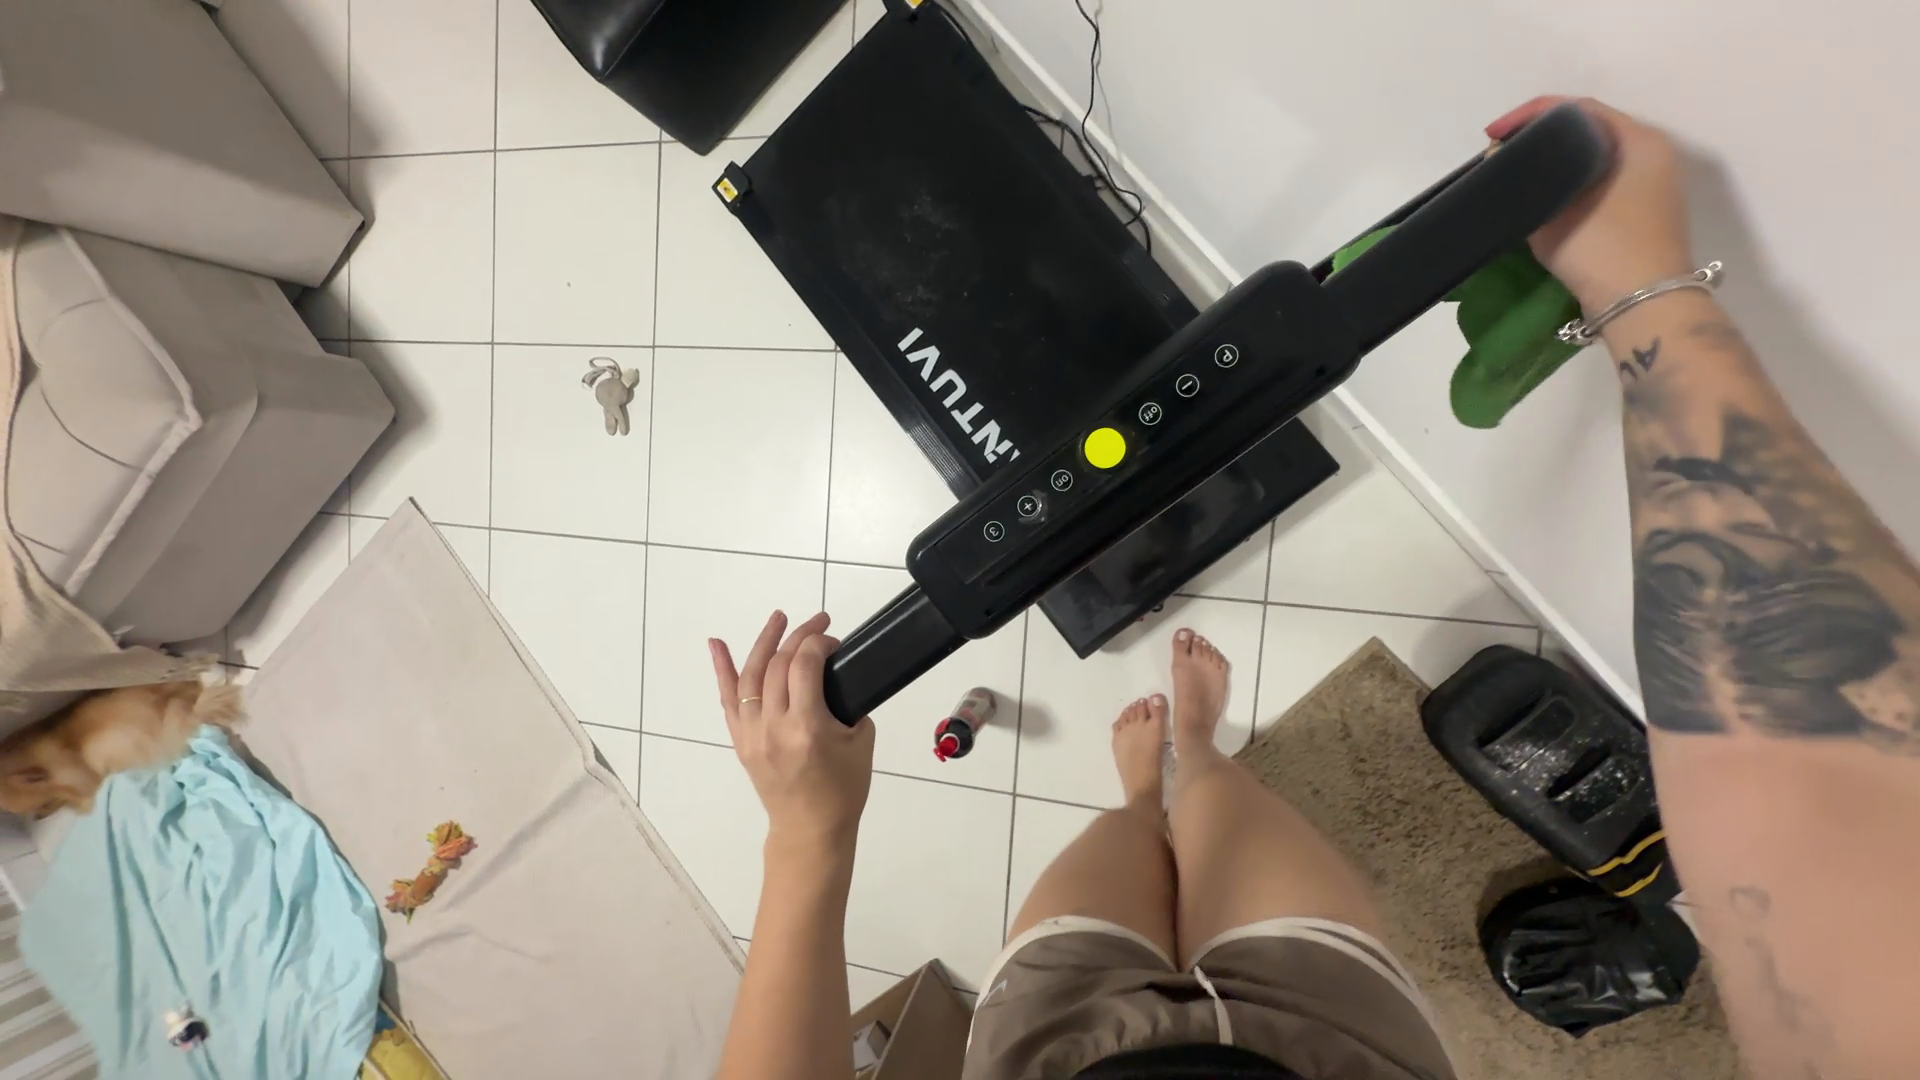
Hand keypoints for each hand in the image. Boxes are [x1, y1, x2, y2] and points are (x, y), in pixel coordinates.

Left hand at [711, 611, 875, 858]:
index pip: (805, 665)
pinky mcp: (740, 740)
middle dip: (800, 636)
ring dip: (766, 641)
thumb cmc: (843, 789)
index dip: (819, 643)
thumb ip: (849, 704)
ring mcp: (752, 732)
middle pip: (779, 664)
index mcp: (808, 726)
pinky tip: (716, 643)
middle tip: (820, 623)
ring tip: (780, 617)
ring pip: (752, 674)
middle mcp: (774, 725)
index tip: (835, 642)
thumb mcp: (861, 741)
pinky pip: (728, 699)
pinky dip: (722, 668)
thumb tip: (835, 677)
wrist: (810, 829)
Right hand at [1488, 96, 1694, 311]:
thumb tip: (1502, 163)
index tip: (1491, 135)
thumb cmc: (1603, 249)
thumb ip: (1525, 184)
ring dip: (1551, 160)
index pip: (1579, 109)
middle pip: (1587, 128)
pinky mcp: (1637, 207)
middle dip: (1539, 137)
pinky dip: (1563, 180)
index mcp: (1638, 141)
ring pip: (1590, 155)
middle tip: (1499, 154)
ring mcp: (1647, 181)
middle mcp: (1649, 152)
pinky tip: (1537, 197)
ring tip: (1512, 176)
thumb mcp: (1553, 214)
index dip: (1530, 115)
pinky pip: (1595, 178)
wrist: (1641, 300)